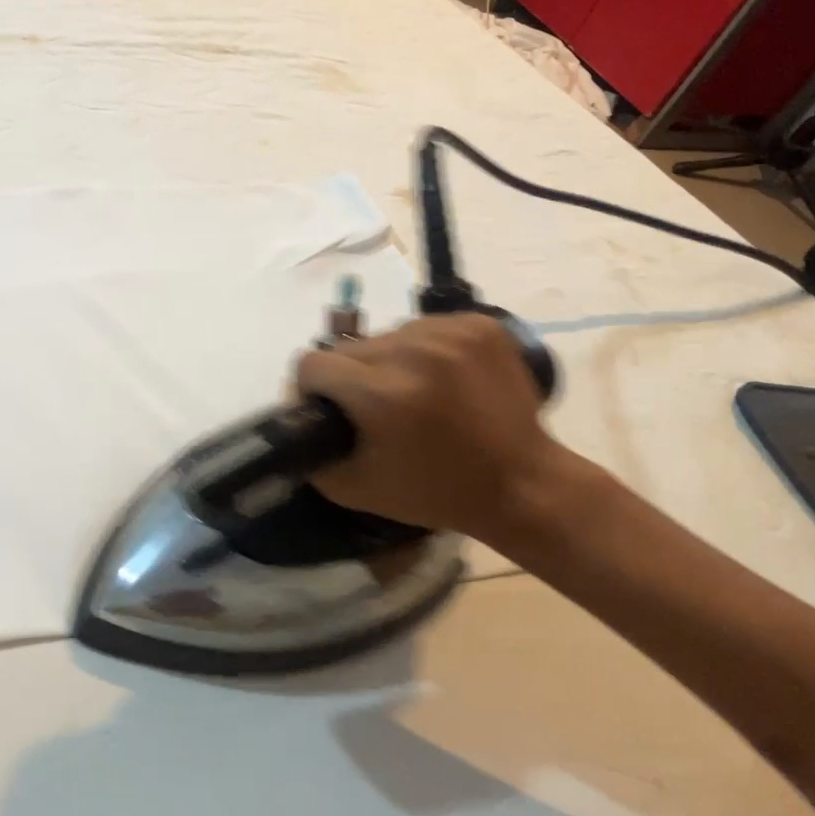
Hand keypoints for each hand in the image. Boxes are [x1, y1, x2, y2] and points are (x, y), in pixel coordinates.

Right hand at [295, 314, 583, 539]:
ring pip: (388, 335)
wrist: (523, 485)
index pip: (312, 364)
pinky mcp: (481, 324)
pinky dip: (427, 349)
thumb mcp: (354, 487)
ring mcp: (451, 332)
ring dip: (389, 361)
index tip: (332, 410)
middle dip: (352, 377)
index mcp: (379, 392)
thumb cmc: (434, 491)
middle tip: (377, 409)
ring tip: (416, 393)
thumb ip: (309, 451)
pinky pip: (427, 326)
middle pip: (350, 348)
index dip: (314, 391)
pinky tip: (445, 380)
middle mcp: (412, 351)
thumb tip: (291, 410)